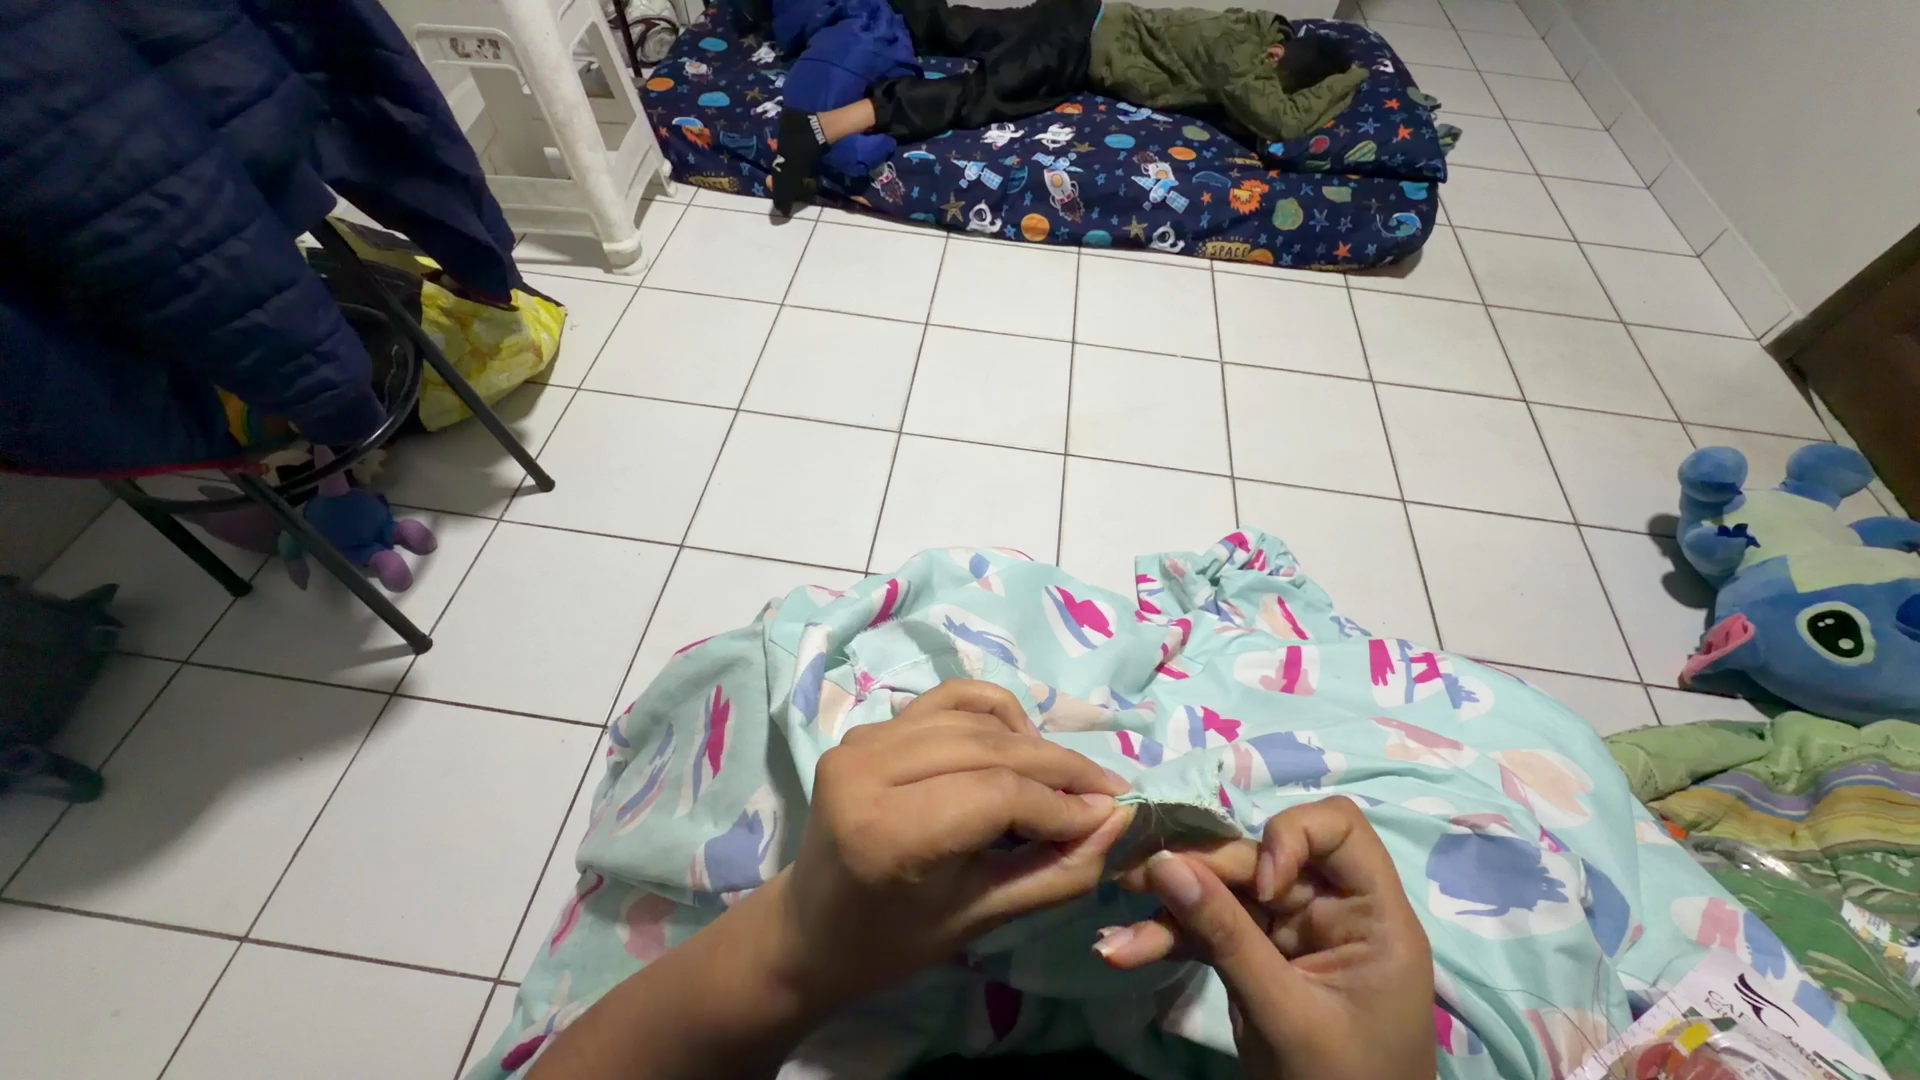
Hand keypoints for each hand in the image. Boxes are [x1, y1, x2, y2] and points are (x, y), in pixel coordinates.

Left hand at [774, 679, 1133, 1006]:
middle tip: (1106, 790)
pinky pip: (947, 701)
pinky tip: (1018, 739)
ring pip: (973, 719)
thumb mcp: (981, 919)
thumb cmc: (892, 941)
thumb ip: (1056, 870)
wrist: (812, 925)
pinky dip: (991, 712)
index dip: (1060, 804)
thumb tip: (1116, 821)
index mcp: (888, 832)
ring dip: (1030, 741)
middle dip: (1057, 768)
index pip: (996, 794)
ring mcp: (863, 740)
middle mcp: (868, 769)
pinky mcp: (867, 728)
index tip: (1109, 814)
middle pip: (988, 748)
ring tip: (1067, 776)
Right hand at [1099, 797, 1434, 1079]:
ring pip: (1223, 891)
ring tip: (1118, 918)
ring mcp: (1288, 931)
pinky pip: (1208, 928)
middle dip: (1200, 870)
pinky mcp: (1255, 955)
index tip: (1263, 886)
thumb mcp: (1285, 1013)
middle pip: (1259, 857)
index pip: (1337, 828)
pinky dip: (1169, 937)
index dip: (1292, 836)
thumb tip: (1162, 861)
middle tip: (1138, 878)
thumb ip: (1225, 934)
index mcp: (1370, 915)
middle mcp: (1328, 909)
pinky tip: (1126, 949)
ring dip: (1170, 905)